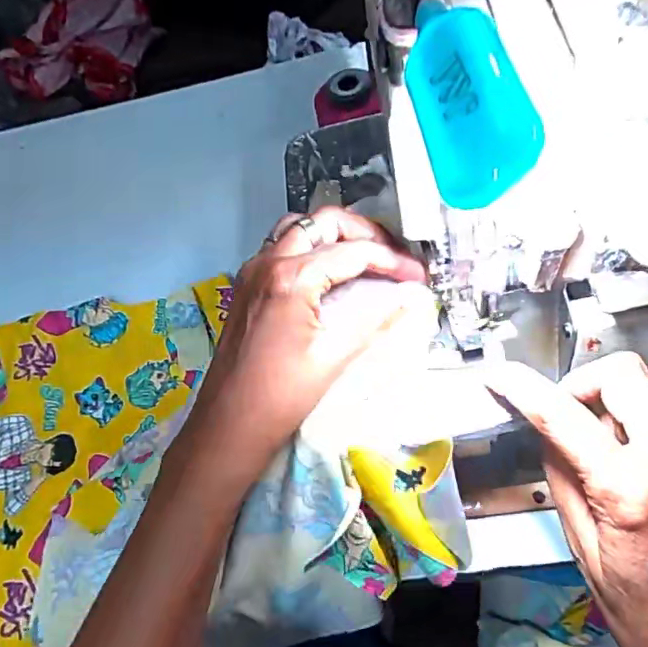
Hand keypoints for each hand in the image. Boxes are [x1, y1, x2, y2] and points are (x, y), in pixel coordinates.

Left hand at [185, 207, 430, 465]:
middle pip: (323, 223)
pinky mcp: (246, 287)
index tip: (417, 276)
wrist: (230, 423)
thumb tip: (410, 300)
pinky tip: (330, 276)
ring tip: (364, 259)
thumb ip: (374, 321)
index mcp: (290, 277)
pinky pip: (281, 249)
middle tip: (390, 257)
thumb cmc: (280, 396)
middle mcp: (267, 263)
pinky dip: (310, 250)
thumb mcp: (334, 358)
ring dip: (333, 236)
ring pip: (298, 230)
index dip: (392, 261)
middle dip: (363, 233)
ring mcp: (252, 273)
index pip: (353, 252)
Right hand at [485, 354, 647, 646]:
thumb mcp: (587, 557)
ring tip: (607, 482)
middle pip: (625, 376)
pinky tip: (647, 502)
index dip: (523, 389)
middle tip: (563, 418)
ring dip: (617, 429)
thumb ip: (564, 485)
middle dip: (582, 384)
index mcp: (635, 490)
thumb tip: (548, 438)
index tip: (499, 376)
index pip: (565, 416)